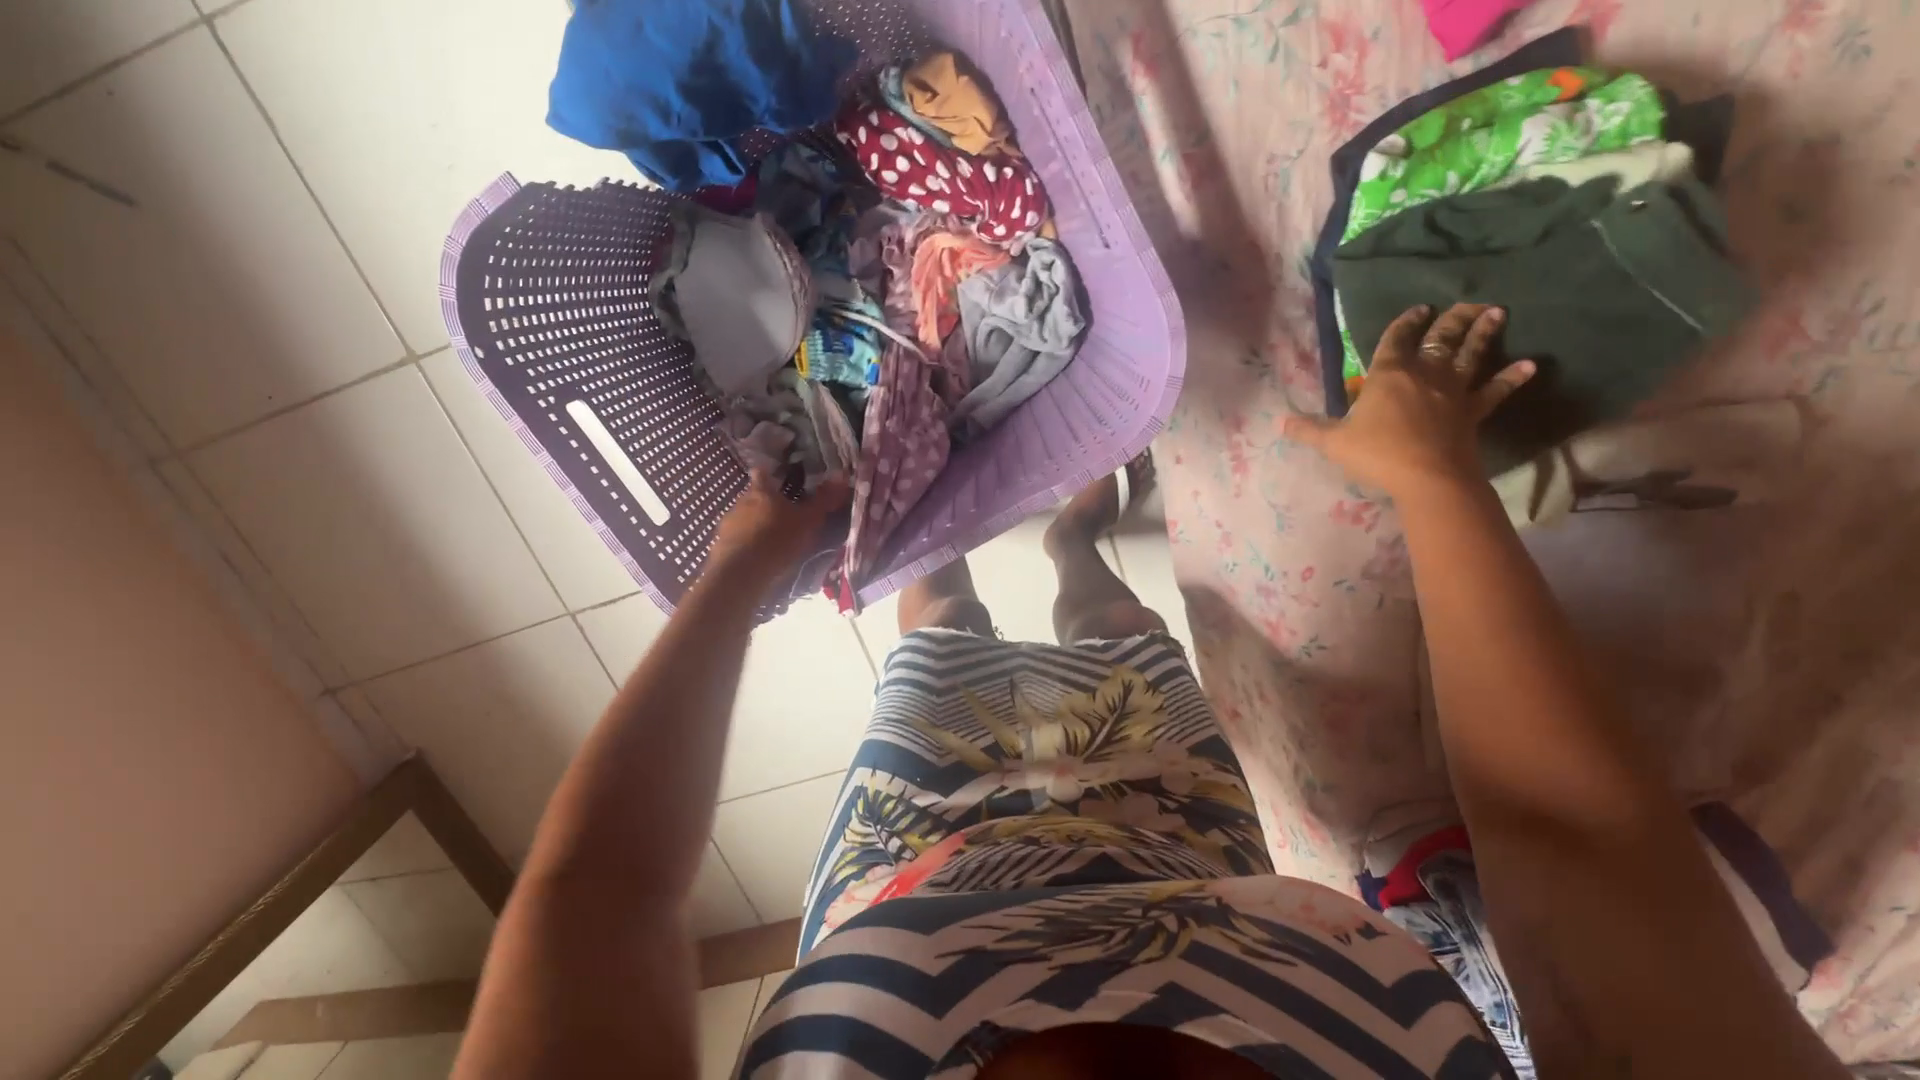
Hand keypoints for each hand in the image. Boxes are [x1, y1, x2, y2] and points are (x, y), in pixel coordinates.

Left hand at [704, 469, 850, 584]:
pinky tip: (755, 558)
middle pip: (752, 497)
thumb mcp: (807, 521)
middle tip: (781, 518)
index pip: (761, 474)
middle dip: (764, 505)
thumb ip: (824, 500)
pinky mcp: (719, 546)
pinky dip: (744, 545)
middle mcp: (740, 502)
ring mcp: (727, 524)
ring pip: (742, 519)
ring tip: (769, 542)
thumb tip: (842, 475)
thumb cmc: (777, 540)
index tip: (776, 480)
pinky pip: (735, 540)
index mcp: (761, 492)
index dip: (768, 475)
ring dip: (753, 526)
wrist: (740, 573)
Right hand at [1285, 303, 1534, 497]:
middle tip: (1464, 304)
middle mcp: (1424, 373)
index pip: (1397, 338)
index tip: (1418, 310)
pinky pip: (1495, 391)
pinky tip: (1531, 365)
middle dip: (1451, 318)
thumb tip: (1280, 423)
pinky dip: (1513, 378)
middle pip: (1440, 338)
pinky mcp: (1473, 412)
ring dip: (1483, 333)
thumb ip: (1309, 430)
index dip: (1406, 322)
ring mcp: (1453, 391)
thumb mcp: (1334, 442)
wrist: (1427, 475)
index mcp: (1389, 374)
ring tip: (1496, 312)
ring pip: (1470, 355)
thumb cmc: (1377, 453)